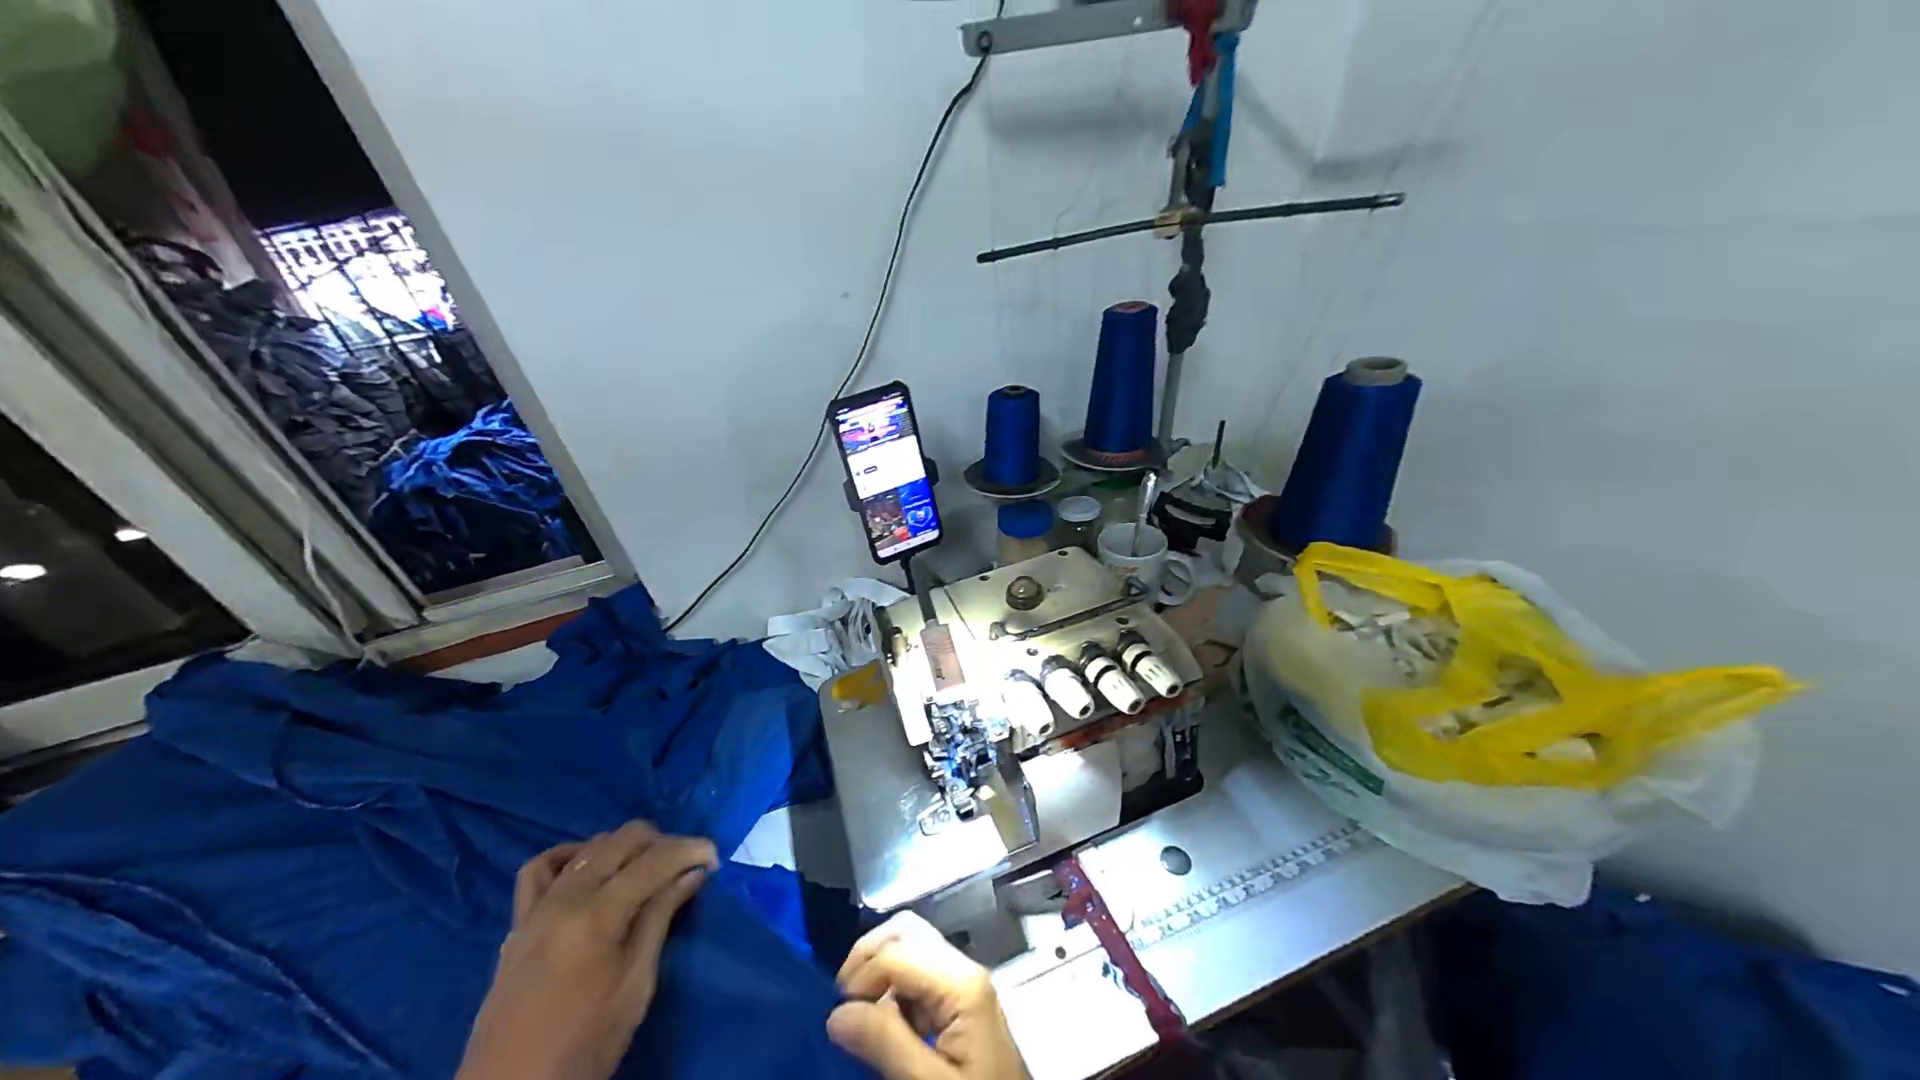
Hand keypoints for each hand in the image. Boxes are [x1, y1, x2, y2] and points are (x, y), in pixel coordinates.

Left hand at [456, 821, 718, 1079]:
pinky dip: (570, 857)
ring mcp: (537, 907)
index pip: (654, 860)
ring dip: (625, 849)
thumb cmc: (586, 1042)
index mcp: (597, 914)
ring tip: (648, 871)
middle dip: (662, 843)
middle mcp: (565, 898)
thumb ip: (660, 918)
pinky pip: (540, 869)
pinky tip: (588, 870)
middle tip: (685, 867)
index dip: (690, 850)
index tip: (714, 859)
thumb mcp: (636, 983)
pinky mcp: (518, 923)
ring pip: (589, 847)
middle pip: (622, 840)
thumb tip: (692, 873)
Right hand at [828, 913, 1030, 1079]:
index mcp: (961, 983)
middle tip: (846, 1005)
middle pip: (906, 931)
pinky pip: (918, 971)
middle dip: (867, 958)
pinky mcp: (960, 998)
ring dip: (878, 971)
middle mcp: (964, 969)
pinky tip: (887, 1022)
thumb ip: (886, 1045)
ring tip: (862, 1015)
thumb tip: (837, 1013)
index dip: (860, 977)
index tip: (838, 1018)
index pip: (896, 950)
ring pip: (910, 945)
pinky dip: (893, 987)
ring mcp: (964, 981)